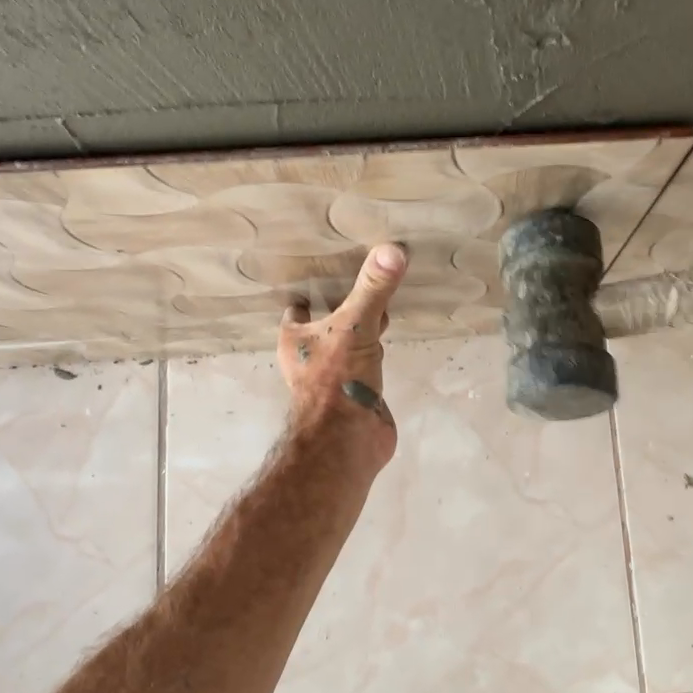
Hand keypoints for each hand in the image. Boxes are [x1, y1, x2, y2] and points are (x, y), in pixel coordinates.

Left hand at [277, 243, 409, 464]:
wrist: (347, 443)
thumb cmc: (336, 380)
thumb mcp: (355, 326)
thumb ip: (373, 289)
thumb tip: (394, 249)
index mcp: (296, 338)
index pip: (299, 306)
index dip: (311, 288)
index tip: (331, 265)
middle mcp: (311, 356)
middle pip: (326, 323)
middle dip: (342, 305)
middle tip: (367, 278)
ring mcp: (336, 377)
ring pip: (349, 343)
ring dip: (363, 328)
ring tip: (385, 300)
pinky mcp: (359, 394)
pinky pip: (370, 363)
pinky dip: (380, 350)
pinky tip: (396, 336)